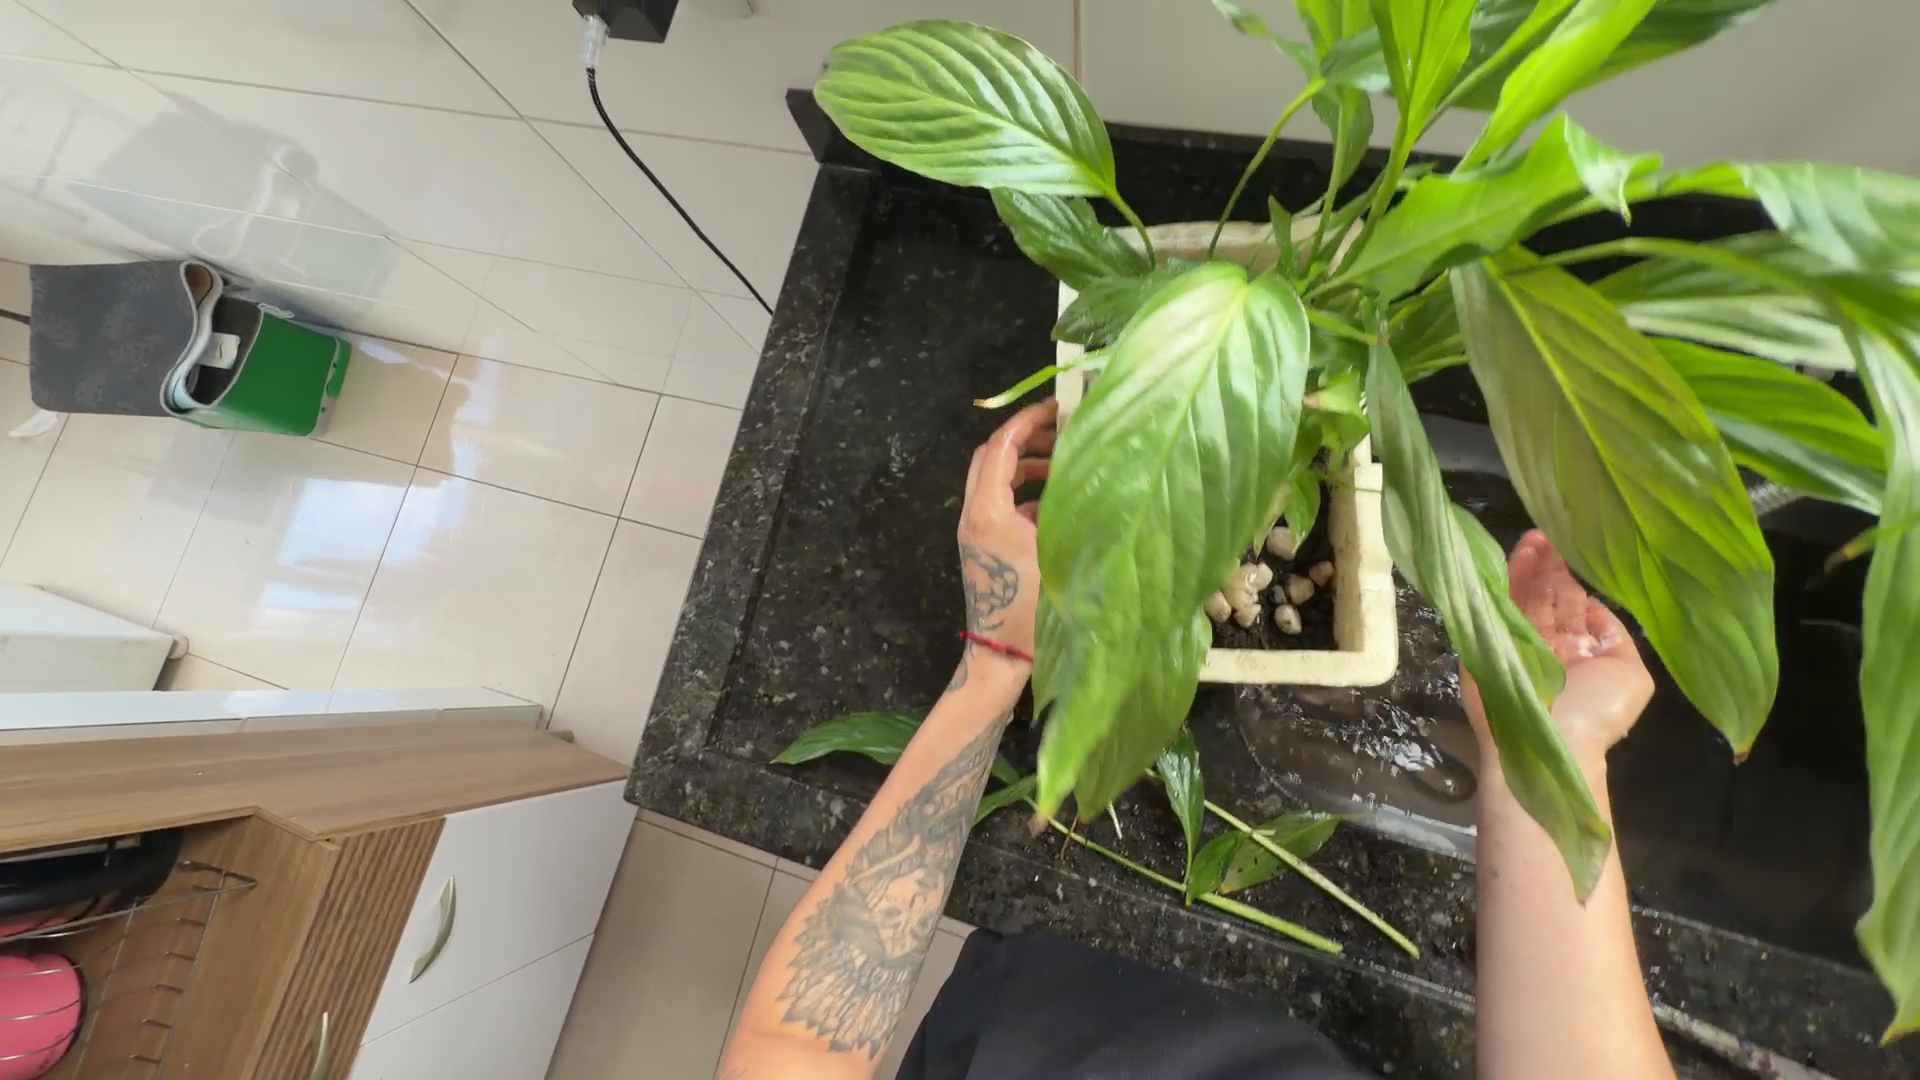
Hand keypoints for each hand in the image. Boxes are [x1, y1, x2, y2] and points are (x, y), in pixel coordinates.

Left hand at [957, 400, 1055, 663]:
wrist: (1001, 658)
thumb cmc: (1030, 610)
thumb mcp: (1057, 552)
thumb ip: (1070, 508)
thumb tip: (1096, 472)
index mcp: (987, 511)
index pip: (1000, 446)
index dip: (1028, 421)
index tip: (1058, 407)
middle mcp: (973, 514)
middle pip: (991, 457)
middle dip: (1025, 437)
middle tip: (1062, 428)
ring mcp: (975, 531)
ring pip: (995, 480)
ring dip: (1026, 464)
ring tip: (1065, 463)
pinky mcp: (984, 546)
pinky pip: (1002, 504)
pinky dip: (1026, 492)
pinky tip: (1059, 501)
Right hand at [1465, 530, 1653, 768]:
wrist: (1549, 738)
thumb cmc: (1595, 712)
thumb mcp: (1632, 676)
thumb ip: (1616, 639)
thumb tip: (1591, 607)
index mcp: (1577, 647)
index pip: (1570, 604)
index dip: (1569, 578)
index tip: (1568, 549)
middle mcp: (1544, 640)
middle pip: (1543, 595)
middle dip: (1547, 566)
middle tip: (1544, 534)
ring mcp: (1511, 640)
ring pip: (1519, 597)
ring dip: (1525, 568)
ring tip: (1530, 539)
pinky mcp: (1484, 642)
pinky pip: (1491, 610)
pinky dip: (1496, 586)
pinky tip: (1504, 562)